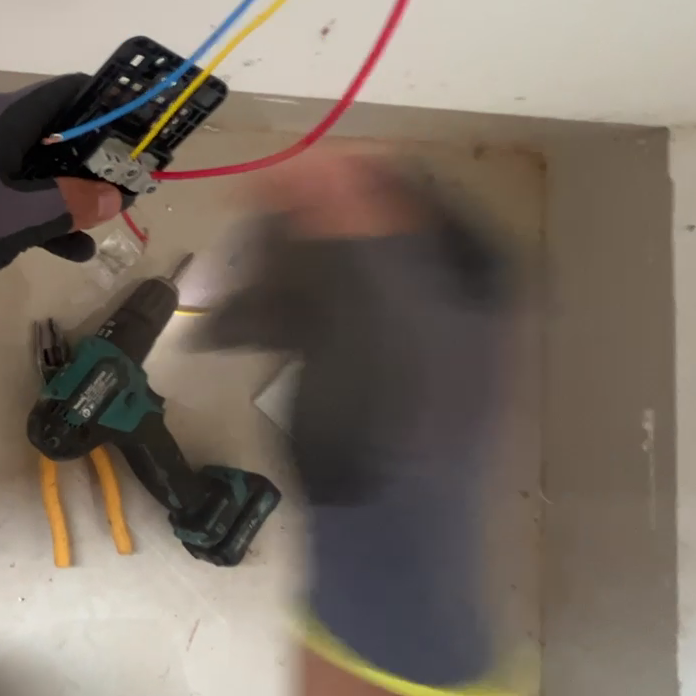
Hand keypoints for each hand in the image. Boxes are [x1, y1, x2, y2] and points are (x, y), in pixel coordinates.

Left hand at [0, 76, 122, 345]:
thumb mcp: (14, 220)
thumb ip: (69, 204)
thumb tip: (117, 195)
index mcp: (0, 120)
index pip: (67, 93)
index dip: (108, 108)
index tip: (141, 132)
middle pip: (55, 134)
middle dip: (95, 162)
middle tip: (132, 187)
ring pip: (36, 171)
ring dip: (71, 197)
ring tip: (107, 226)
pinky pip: (12, 196)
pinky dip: (40, 215)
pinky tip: (69, 249)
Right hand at [199, 149, 519, 694]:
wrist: (382, 535)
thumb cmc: (394, 429)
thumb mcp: (381, 323)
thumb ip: (356, 236)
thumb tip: (323, 159)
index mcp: (475, 268)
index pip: (399, 185)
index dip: (329, 182)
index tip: (263, 187)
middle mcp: (440, 285)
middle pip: (346, 226)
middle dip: (280, 245)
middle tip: (231, 260)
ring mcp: (397, 319)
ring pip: (315, 266)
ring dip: (259, 283)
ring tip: (220, 307)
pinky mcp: (357, 350)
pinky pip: (305, 308)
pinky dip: (264, 316)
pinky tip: (227, 333)